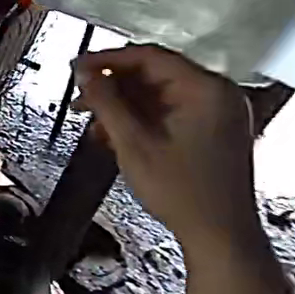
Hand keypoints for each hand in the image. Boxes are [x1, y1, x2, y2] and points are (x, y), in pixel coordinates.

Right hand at [76, 45, 258, 253]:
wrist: (220, 235)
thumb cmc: (178, 190)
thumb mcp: (133, 144)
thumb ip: (107, 103)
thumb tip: (84, 73)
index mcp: (206, 89)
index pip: (150, 57)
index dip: (107, 60)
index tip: (74, 68)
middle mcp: (218, 93)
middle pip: (155, 74)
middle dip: (113, 86)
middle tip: (77, 99)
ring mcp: (218, 113)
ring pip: (159, 95)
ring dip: (122, 105)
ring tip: (90, 122)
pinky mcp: (213, 131)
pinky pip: (170, 112)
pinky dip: (140, 119)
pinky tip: (113, 135)